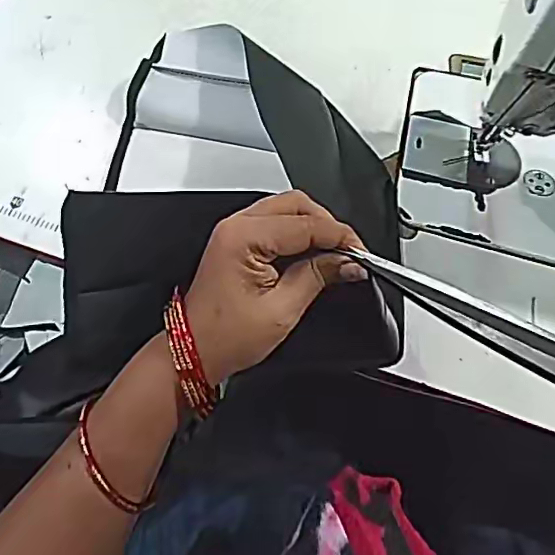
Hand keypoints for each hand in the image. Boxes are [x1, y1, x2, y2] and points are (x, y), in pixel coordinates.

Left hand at [181, 191, 367, 383]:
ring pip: (285, 210)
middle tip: (350, 252)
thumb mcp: (282, 309)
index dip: (339, 236)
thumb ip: (317, 276)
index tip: (360, 253)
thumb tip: (347, 261)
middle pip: (295, 204)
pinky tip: (311, 255)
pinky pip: (272, 223)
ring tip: (334, 255)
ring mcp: (233, 231)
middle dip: (327, 225)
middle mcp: (235, 226)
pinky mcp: (235, 241)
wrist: (194, 349)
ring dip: (313, 227)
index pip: (304, 223)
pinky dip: (296, 234)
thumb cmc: (224, 336)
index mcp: (243, 237)